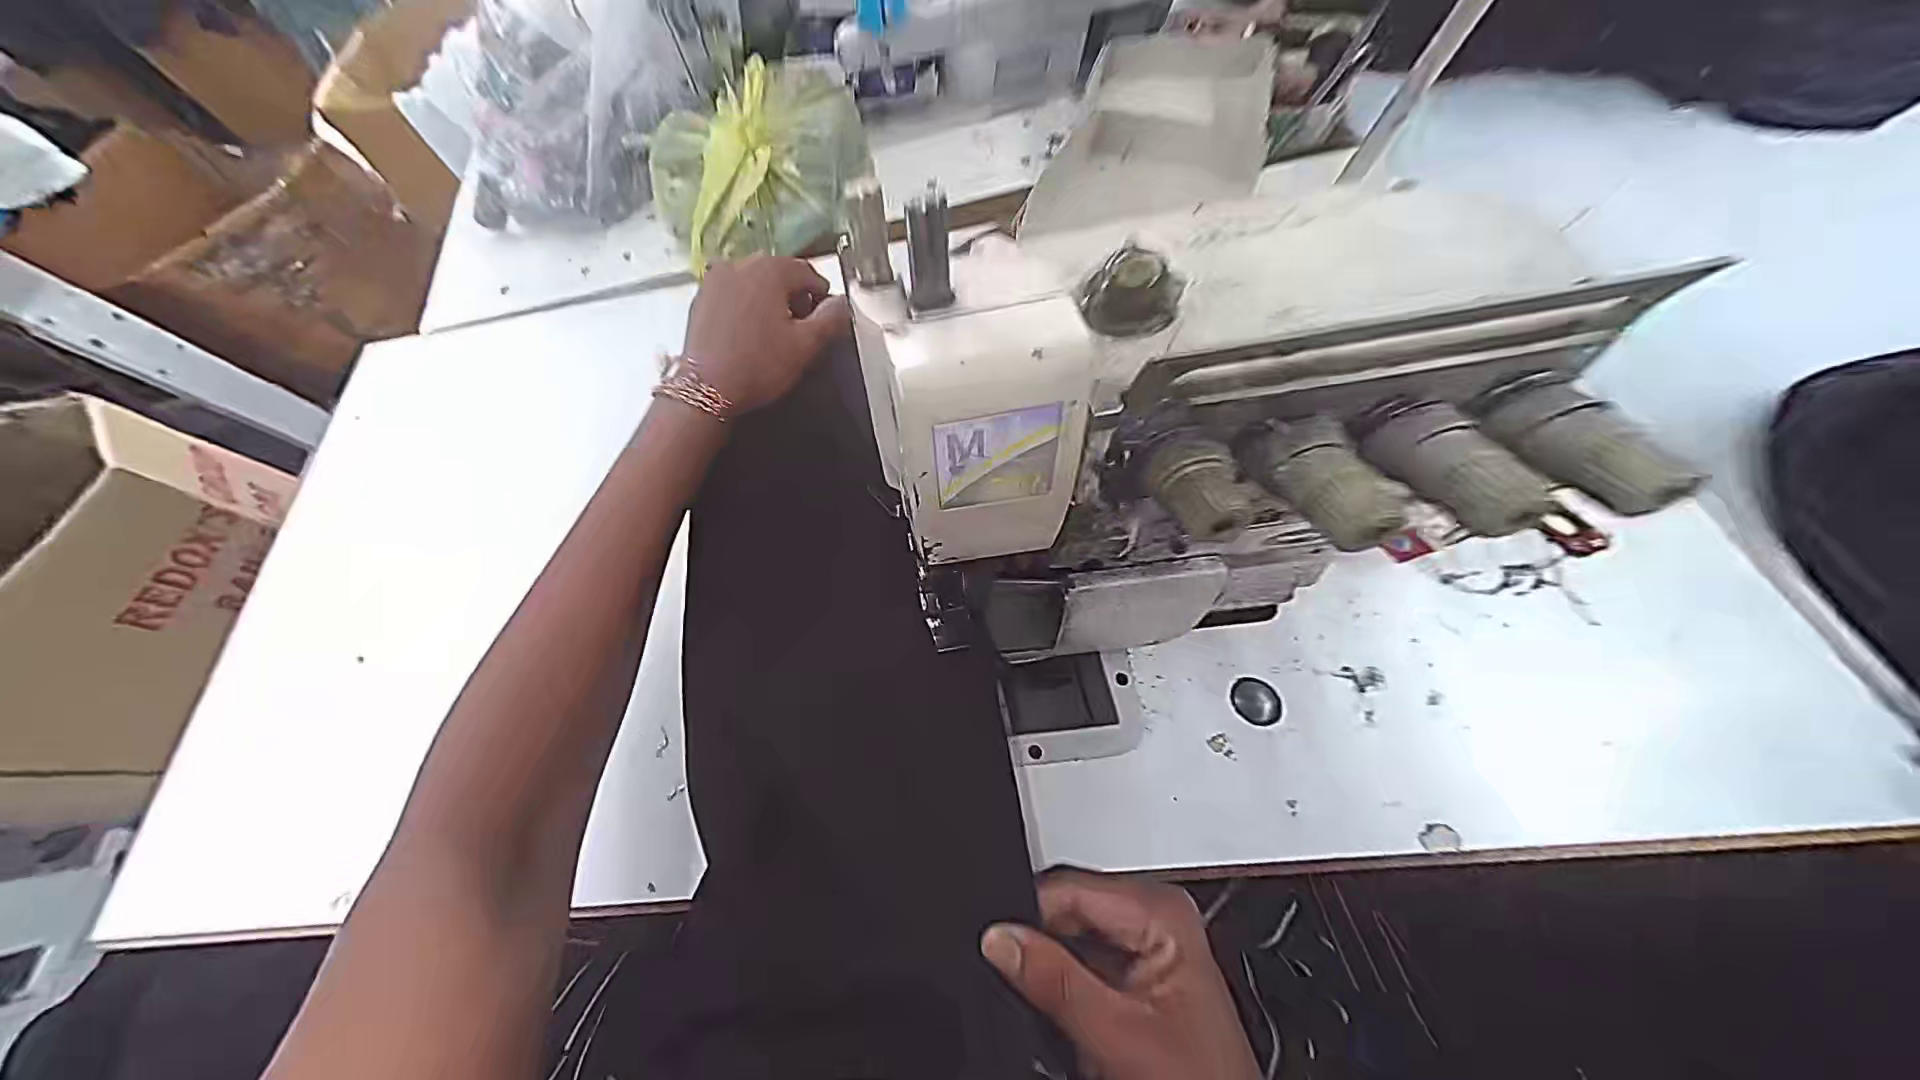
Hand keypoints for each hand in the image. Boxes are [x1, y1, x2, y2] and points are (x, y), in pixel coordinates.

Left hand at [682, 255, 850, 415]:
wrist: (707, 389)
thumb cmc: (758, 366)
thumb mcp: (806, 345)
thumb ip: (831, 319)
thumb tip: (842, 304)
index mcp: (769, 270)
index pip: (808, 273)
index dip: (822, 297)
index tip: (824, 319)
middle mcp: (739, 265)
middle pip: (780, 274)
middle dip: (794, 298)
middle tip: (799, 330)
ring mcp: (715, 280)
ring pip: (755, 283)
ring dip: (770, 302)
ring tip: (774, 335)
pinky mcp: (701, 298)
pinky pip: (734, 295)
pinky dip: (746, 307)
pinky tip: (749, 335)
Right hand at [982, 871, 1258, 1079]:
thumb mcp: (1118, 1036)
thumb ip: (1054, 981)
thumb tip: (1002, 939)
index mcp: (1161, 909)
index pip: (1069, 888)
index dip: (1028, 918)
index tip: (999, 946)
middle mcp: (1157, 912)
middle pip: (1069, 908)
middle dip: (1041, 943)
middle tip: (1029, 986)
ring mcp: (1149, 938)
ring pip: (1070, 933)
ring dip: (1053, 965)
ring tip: (1058, 1006)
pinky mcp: (1138, 965)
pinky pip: (1082, 954)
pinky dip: (1066, 980)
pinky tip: (1072, 1012)